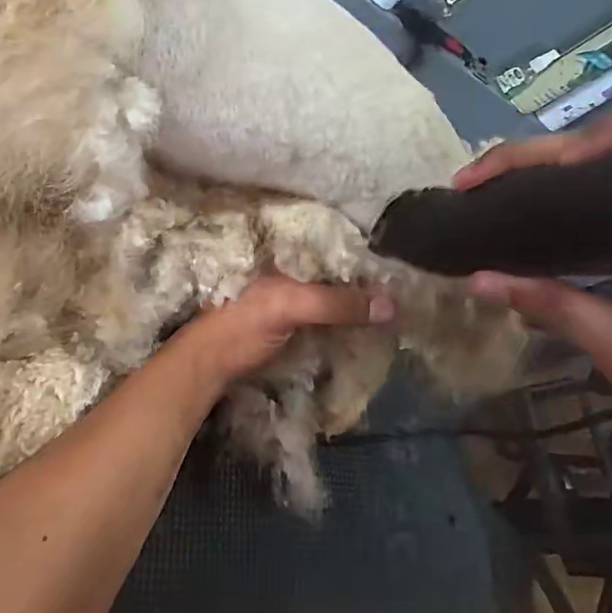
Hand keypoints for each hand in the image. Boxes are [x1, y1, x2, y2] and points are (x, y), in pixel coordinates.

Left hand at [174, 275, 394, 385]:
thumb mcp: (291, 306)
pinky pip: (328, 316)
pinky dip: (347, 320)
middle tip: (404, 290)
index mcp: (287, 254)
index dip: (363, 253)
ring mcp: (292, 298)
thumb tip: (392, 304)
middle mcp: (292, 270)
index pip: (333, 245)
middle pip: (336, 271)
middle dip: (365, 280)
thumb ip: (337, 302)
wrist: (207, 367)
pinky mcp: (293, 324)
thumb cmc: (242, 325)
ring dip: (359, 302)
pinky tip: (368, 325)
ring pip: (333, 294)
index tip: (398, 265)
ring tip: (395, 307)